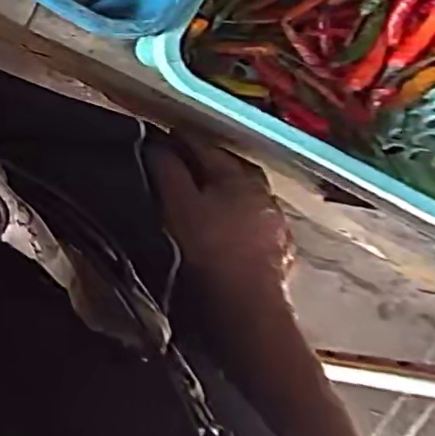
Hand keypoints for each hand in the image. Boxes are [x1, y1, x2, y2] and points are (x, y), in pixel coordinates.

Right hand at [149, 141, 294, 315]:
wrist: (242, 302)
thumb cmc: (204, 244)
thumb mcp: (175, 200)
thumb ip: (166, 168)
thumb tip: (156, 143)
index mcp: (242, 180)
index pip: (208, 148)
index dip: (182, 138)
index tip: (160, 133)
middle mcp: (266, 198)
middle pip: (234, 169)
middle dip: (208, 160)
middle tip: (180, 157)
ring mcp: (277, 226)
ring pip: (245, 194)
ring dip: (223, 187)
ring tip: (198, 189)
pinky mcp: (278, 251)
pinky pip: (252, 218)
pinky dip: (234, 211)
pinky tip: (220, 220)